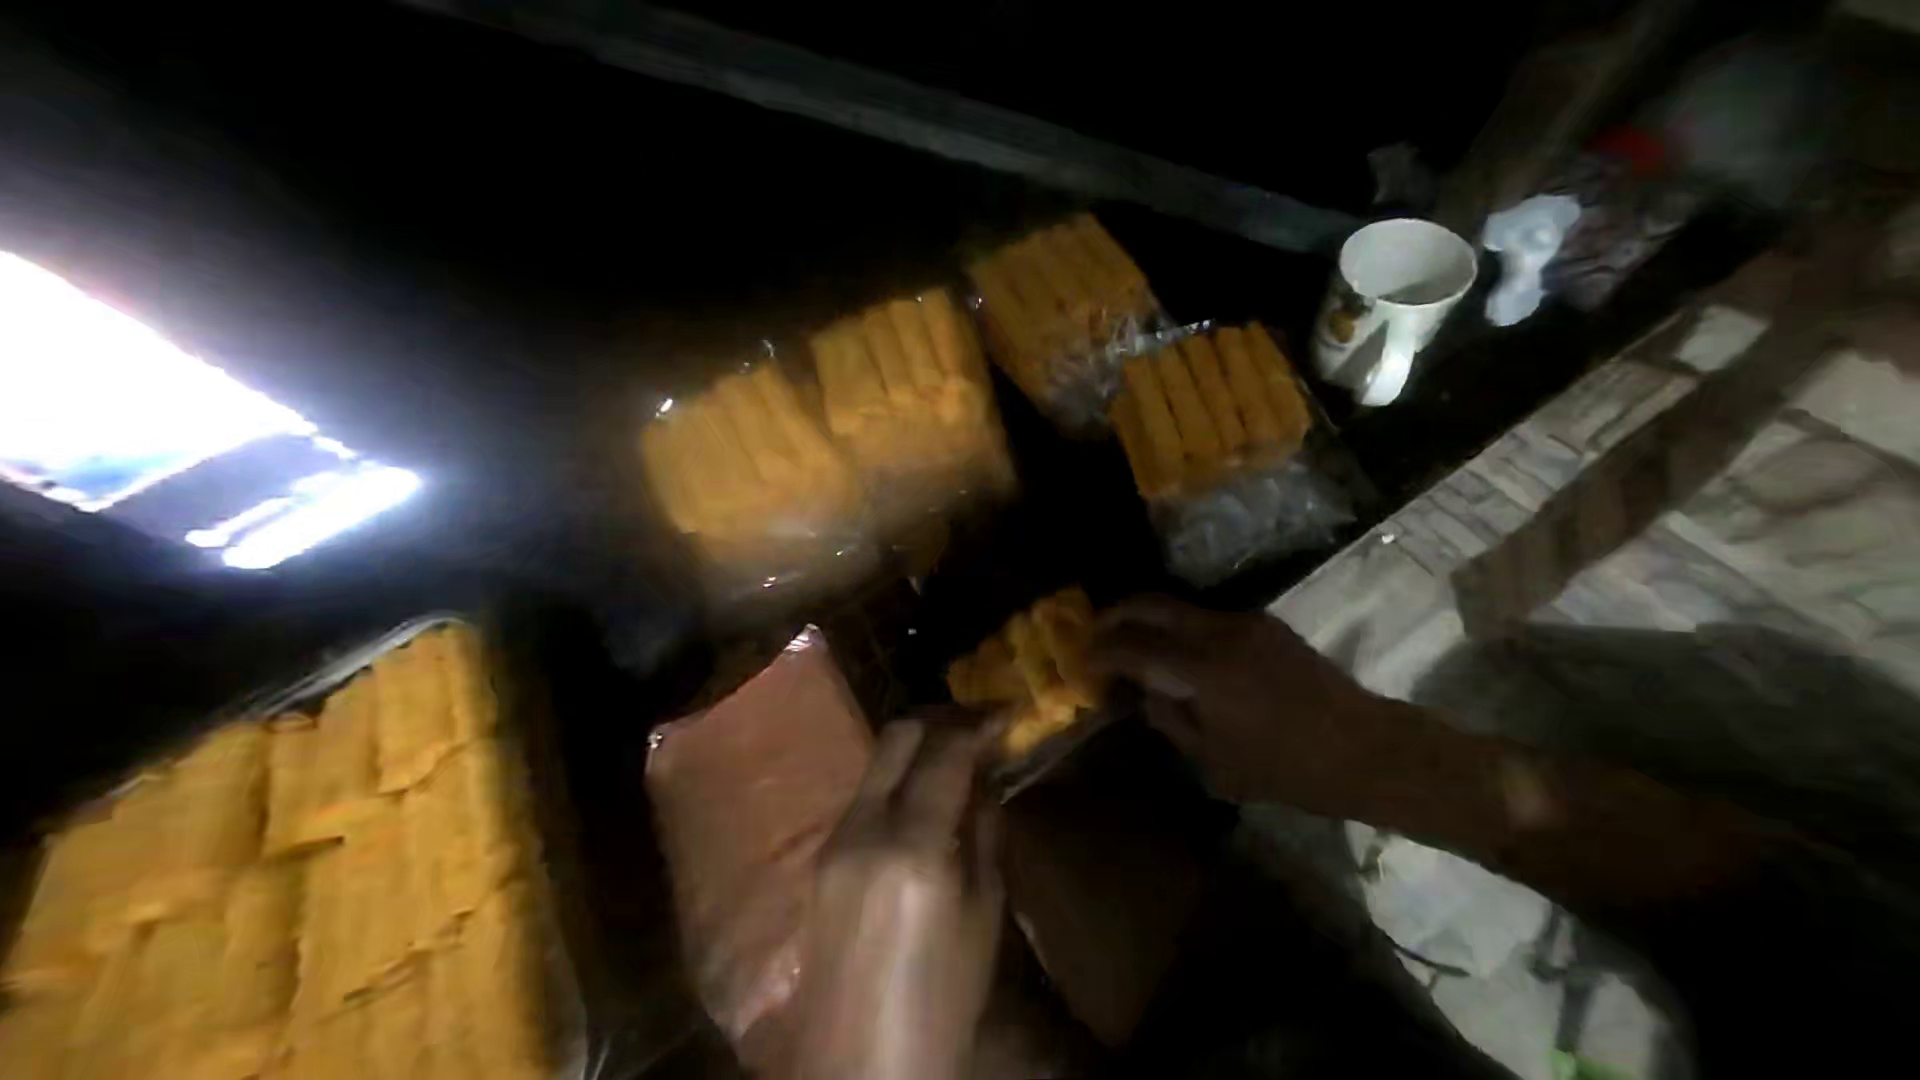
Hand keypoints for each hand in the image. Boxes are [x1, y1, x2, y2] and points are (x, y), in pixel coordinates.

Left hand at [795, 719, 1002, 1079]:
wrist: (861, 1064)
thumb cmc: (943, 999)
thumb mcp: (984, 914)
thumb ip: (985, 832)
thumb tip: (986, 778)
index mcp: (913, 847)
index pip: (945, 754)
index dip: (978, 724)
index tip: (1005, 712)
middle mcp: (864, 828)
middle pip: (898, 735)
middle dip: (941, 719)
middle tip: (977, 726)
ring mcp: (835, 838)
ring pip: (877, 761)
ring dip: (917, 748)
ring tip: (955, 757)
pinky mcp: (821, 854)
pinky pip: (864, 793)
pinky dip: (897, 779)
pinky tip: (923, 797)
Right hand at [1088, 596, 1396, 810]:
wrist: (1366, 749)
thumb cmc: (1286, 769)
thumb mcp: (1214, 762)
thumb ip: (1169, 719)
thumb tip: (1143, 691)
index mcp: (1203, 668)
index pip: (1132, 645)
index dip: (1100, 651)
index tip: (1080, 661)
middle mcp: (1218, 631)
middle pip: (1150, 604)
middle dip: (1114, 615)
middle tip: (1093, 634)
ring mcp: (1243, 622)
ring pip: (1177, 606)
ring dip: (1146, 619)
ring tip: (1129, 644)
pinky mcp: (1263, 625)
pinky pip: (1203, 617)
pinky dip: (1176, 628)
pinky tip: (1174, 654)